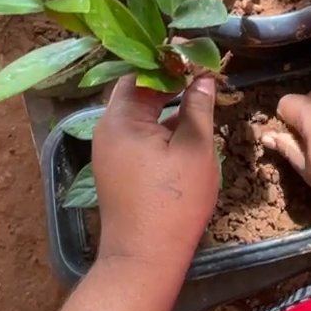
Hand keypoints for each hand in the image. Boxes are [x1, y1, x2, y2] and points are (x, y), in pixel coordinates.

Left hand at [91, 75, 219, 277]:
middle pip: (138, 91)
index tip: (198, 53)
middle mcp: (107, 129)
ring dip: (166, 102)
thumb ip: (198, 107)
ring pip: (139, 113)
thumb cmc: (173, 200)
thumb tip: (203, 78)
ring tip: (199, 94)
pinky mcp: (117, 169)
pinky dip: (160, 125)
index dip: (170, 59)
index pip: (142, 72)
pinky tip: (186, 126)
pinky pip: (138, 134)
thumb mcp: (194, 148)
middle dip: (170, 79)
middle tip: (202, 71)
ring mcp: (109, 151)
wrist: (144, 258)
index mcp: (120, 118)